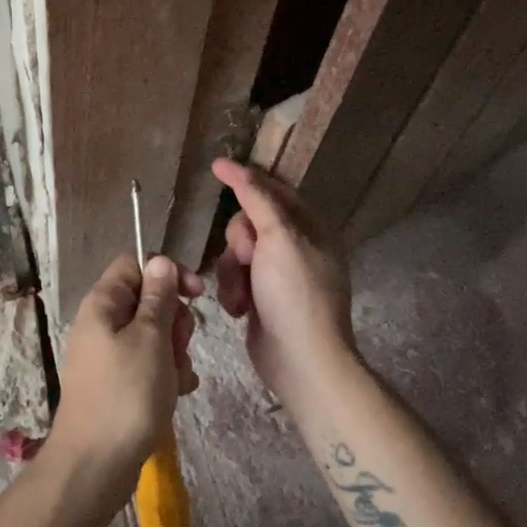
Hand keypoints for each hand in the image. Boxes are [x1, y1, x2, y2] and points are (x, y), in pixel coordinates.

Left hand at [49, 252, 203, 470]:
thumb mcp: (150, 339)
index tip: (196, 294)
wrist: (96, 463)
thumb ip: (158, 298)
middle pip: (149, 300)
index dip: (167, 272)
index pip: (135, 264)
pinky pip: (150, 365)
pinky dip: (167, 375)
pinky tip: (176, 394)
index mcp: (104, 303)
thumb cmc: (126, 394)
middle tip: (179, 345)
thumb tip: (160, 261)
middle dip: (174, 320)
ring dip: (175, 352)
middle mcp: (103, 322)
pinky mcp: (119, 382)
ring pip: (155, 335)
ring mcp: (110, 354)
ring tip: (176, 378)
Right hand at [212, 157, 357, 402]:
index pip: (274, 190)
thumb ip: (255, 198)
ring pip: (235, 252)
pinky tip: (238, 309)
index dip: (246, 179)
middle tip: (246, 258)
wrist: (301, 362)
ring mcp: (278, 275)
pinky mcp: (261, 298)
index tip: (215, 168)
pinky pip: (234, 278)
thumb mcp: (278, 237)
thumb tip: (228, 165)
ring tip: (240, 295)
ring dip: (231, 272)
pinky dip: (232, 291)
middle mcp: (296, 247)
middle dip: (238, 241)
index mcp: (311, 228)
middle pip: (247, 222)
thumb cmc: (294, 294)